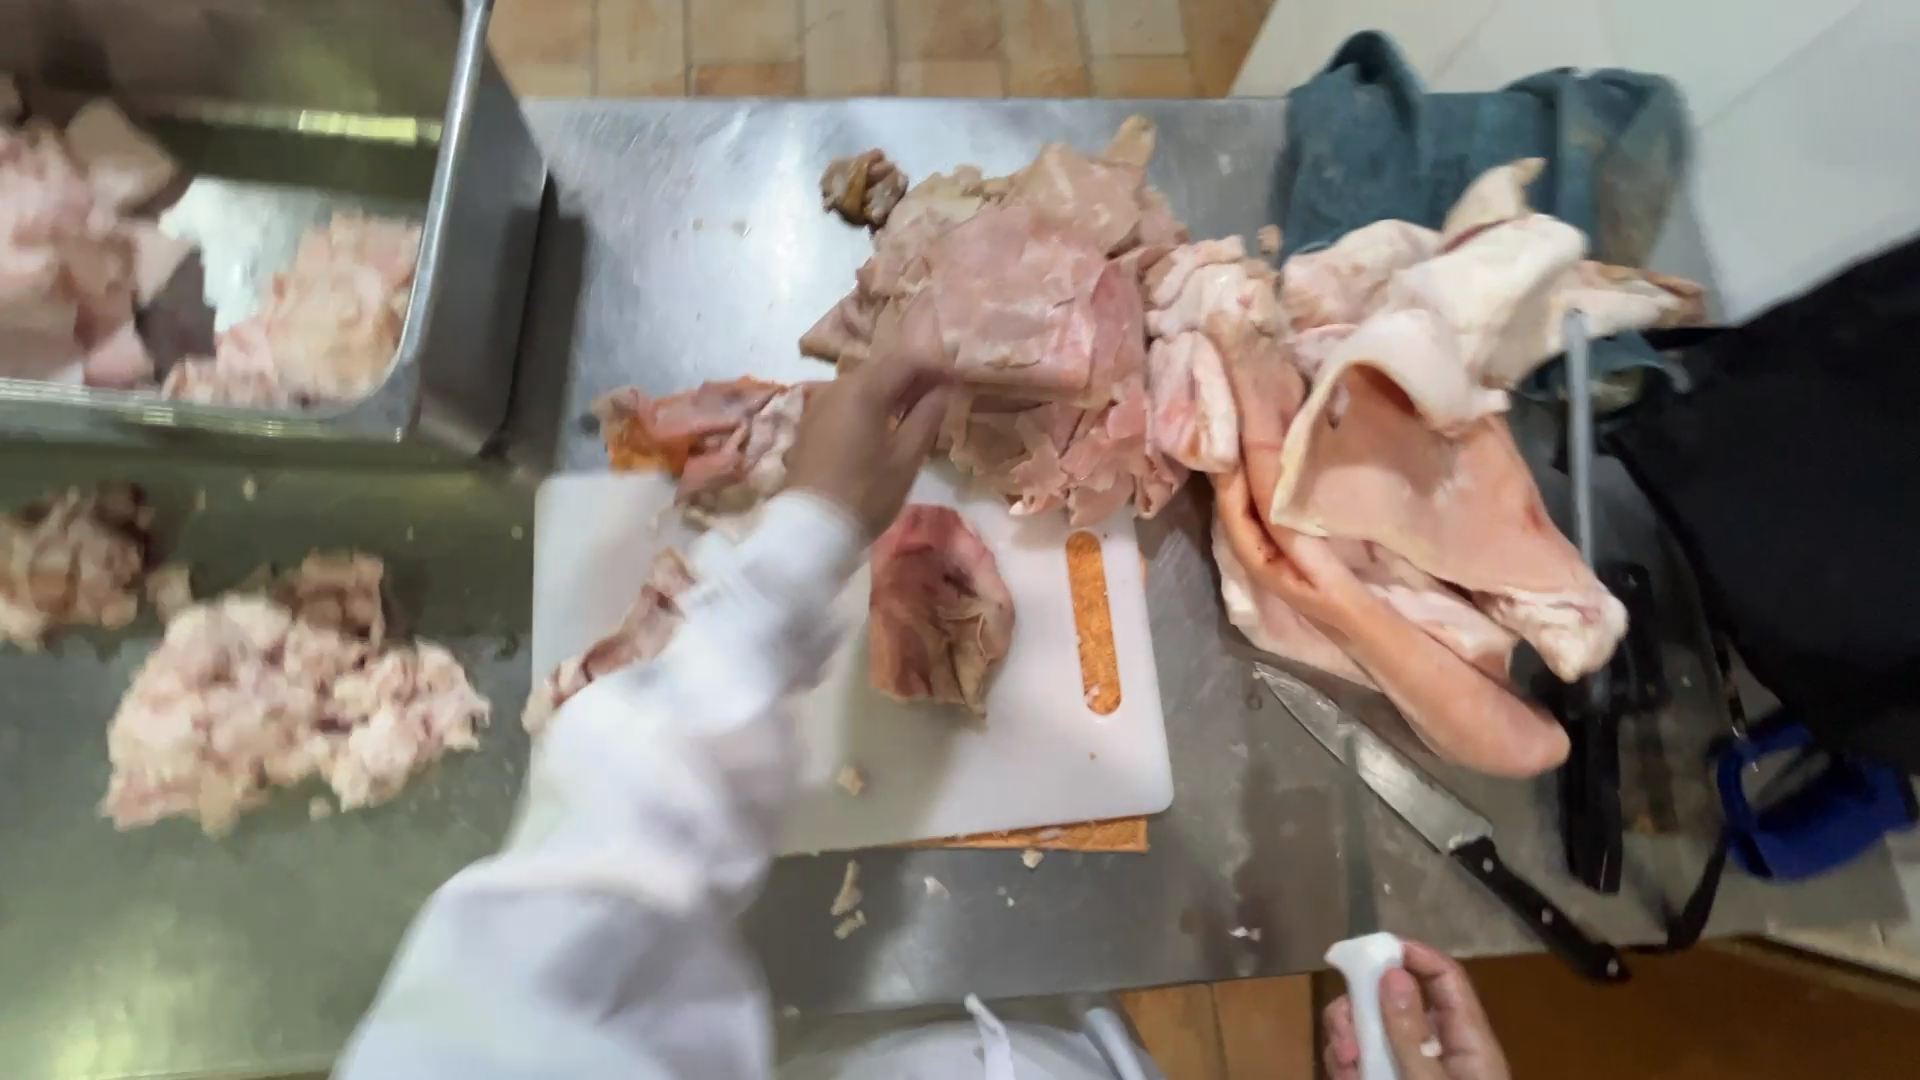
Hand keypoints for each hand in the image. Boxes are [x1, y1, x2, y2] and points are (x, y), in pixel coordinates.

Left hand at [784, 355, 951, 537]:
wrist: (809, 528)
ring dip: (893, 390)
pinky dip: (872, 404)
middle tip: (941, 395)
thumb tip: (942, 390)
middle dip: (914, 376)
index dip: (936, 366)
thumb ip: (928, 416)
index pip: (906, 359)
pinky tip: (886, 425)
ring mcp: (820, 404)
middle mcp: (838, 386)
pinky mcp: (812, 424)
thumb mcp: (907, 457)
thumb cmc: (866, 493)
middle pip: (882, 367)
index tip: (958, 381)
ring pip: (864, 384)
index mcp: (864, 389)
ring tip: (918, 411)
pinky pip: (848, 401)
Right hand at [1323, 940, 1509, 1079]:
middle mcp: (1439, 1050)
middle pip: (1393, 997)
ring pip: (1368, 1025)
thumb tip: (1393, 972)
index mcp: (1468, 1046)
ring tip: (1343, 1065)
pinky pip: (1359, 1059)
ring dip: (1346, 1037)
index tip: (1370, 949)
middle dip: (1359, 1004)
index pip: (1444, 978)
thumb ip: (1411, 1034)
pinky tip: (1344, 1079)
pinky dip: (1344, 1064)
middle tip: (1345, 1026)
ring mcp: (1410, 1069)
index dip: (1411, 954)